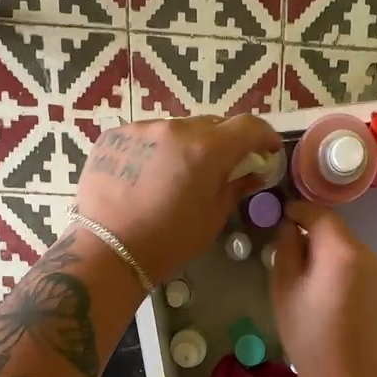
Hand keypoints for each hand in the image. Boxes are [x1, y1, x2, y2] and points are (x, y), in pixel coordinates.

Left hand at [76, 115, 281, 283]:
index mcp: (206, 150)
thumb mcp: (212, 219)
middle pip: (210, 126)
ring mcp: (141, 128)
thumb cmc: (169, 242)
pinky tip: (147, 179)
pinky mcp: (114, 136)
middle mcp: (175, 128)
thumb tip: (253, 172)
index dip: (263, 135)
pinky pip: (145, 137)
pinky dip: (155, 152)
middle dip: (222, 144)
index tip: (268, 149)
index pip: (247, 126)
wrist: (109, 251)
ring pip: (176, 130)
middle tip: (221, 170)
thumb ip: (235, 187)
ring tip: (177, 178)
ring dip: (185, 147)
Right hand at [269, 201, 376, 376]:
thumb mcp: (284, 292)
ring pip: (352, 255)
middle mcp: (369, 255)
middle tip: (294, 259)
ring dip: (332, 260)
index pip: (320, 214)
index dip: (299, 210)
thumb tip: (291, 228)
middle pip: (338, 235)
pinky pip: (364, 275)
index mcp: (341, 251)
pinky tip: (335, 305)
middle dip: (316, 239)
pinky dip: (348, 278)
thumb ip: (286, 250)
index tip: (284, 216)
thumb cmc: (309, 338)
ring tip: (314, 288)